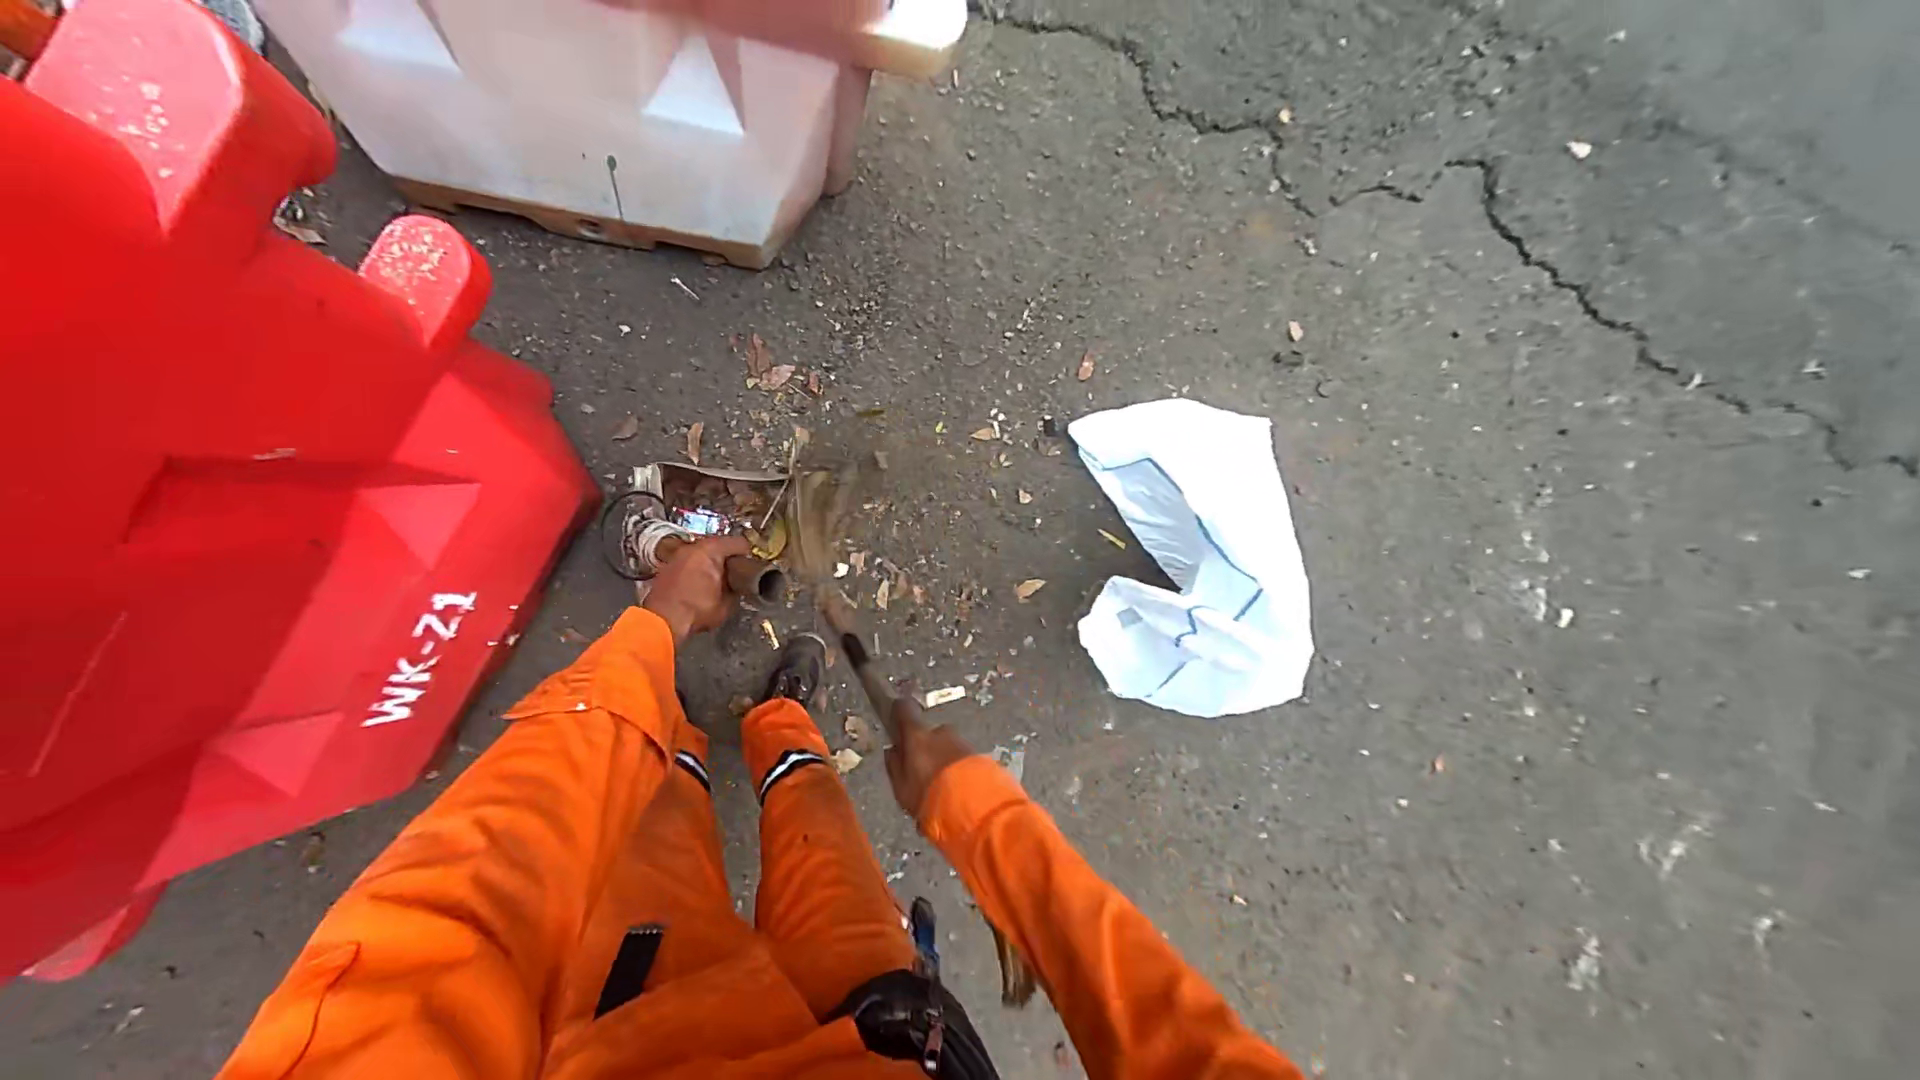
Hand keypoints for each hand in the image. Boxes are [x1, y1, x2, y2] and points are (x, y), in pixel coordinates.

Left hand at [639, 534, 751, 644]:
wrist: (663, 621)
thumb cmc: (694, 611)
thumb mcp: (727, 603)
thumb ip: (736, 589)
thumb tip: (737, 587)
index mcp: (711, 550)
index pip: (738, 543)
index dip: (747, 555)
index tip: (749, 565)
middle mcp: (692, 548)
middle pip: (719, 545)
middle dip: (727, 558)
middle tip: (735, 574)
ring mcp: (678, 556)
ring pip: (702, 553)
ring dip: (711, 563)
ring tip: (717, 580)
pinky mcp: (667, 567)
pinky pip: (689, 562)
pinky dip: (697, 569)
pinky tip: (700, 585)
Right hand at [883, 694, 976, 821]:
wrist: (974, 804)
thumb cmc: (929, 796)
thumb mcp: (901, 787)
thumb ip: (894, 766)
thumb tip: (892, 751)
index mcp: (917, 735)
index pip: (904, 709)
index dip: (899, 710)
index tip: (895, 715)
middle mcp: (940, 731)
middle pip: (928, 733)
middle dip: (925, 748)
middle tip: (923, 772)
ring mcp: (961, 741)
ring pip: (946, 745)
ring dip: (943, 759)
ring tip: (941, 785)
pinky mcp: (978, 752)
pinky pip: (961, 756)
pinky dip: (957, 767)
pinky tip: (956, 787)